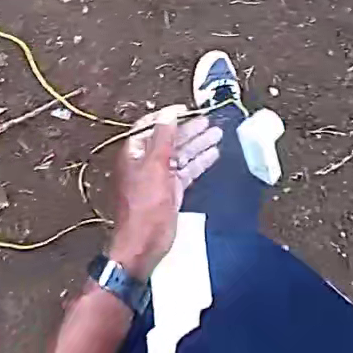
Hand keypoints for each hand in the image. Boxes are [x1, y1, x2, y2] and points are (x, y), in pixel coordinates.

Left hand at [106, 105, 222, 280]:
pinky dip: (200, 161)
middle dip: (189, 129)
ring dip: (198, 144)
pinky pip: (187, 170)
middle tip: (209, 121)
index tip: (187, 109)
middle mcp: (146, 162)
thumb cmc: (144, 205)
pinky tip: (213, 153)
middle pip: (170, 139)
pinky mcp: (172, 190)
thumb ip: (163, 138)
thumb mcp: (154, 166)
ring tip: (217, 133)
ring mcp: (160, 177)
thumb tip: (168, 114)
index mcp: (135, 152)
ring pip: (181, 154)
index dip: (168, 116)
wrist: (143, 244)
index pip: (151, 126)